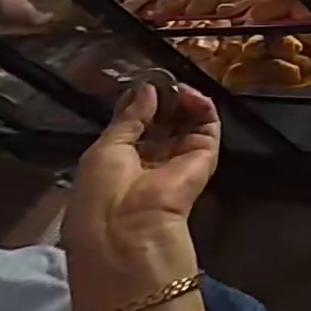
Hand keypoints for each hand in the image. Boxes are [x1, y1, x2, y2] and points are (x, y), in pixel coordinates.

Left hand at [64, 81, 220, 310]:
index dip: (138, 102)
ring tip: (174, 85)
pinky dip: (200, 106)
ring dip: (181, 100)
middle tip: (161, 79)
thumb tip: (146, 88)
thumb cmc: (103, 194)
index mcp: (121, 163)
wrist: (132, 231)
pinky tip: (188, 94)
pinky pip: (207, 125)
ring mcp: (180, 158)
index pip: (136, 125)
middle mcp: (152, 160)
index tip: (142, 82)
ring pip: (187, 120)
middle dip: (161, 99)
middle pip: (163, 121)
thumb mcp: (104, 149)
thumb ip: (129, 116)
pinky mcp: (205, 157)